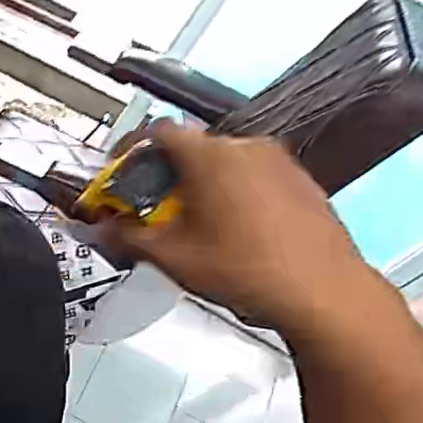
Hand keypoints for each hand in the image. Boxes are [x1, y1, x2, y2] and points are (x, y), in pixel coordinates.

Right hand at [102, 124, 393, 336]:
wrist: (318, 290)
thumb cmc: (245, 270)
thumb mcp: (172, 257)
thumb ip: (129, 237)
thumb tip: (103, 229)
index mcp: (209, 156)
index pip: (156, 132)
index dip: (129, 151)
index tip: (118, 175)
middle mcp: (245, 147)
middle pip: (189, 149)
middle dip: (162, 177)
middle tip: (148, 212)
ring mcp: (276, 160)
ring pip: (221, 163)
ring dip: (196, 187)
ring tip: (187, 228)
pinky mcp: (297, 180)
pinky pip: (250, 177)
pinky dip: (228, 194)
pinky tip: (226, 232)